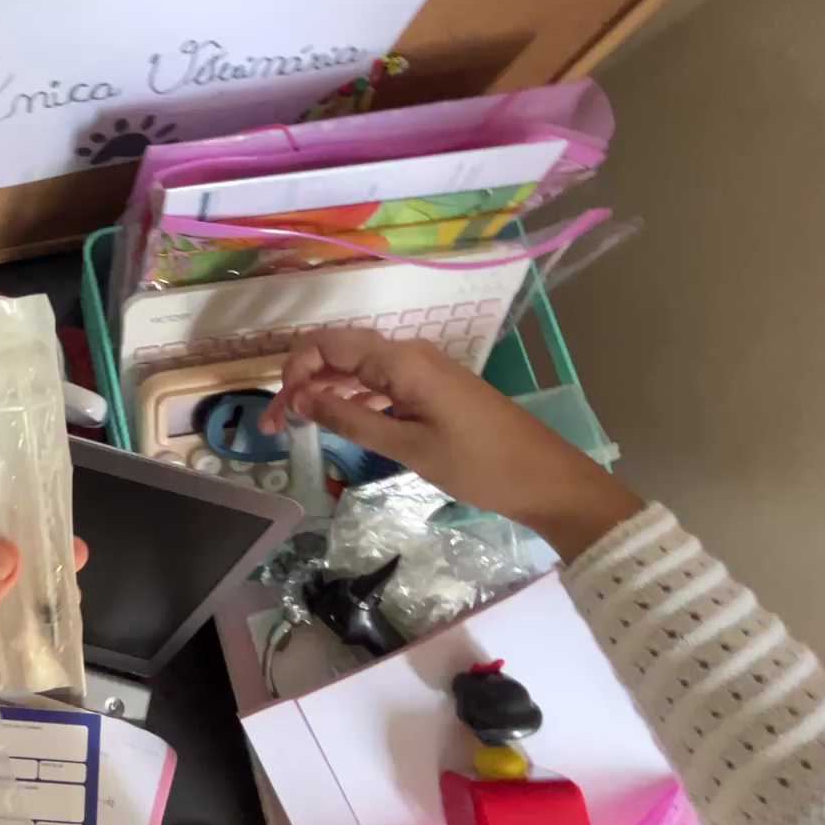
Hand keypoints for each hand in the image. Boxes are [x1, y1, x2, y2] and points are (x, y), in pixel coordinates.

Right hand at [259, 328, 643, 558]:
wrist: (548, 480)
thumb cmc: (479, 465)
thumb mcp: (407, 447)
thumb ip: (350, 419)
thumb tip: (300, 400)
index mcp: (401, 361)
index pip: (328, 345)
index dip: (295, 369)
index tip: (281, 408)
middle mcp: (406, 355)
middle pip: (336, 354)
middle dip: (300, 382)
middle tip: (275, 425)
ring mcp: (418, 370)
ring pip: (353, 369)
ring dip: (320, 392)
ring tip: (294, 427)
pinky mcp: (427, 387)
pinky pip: (375, 382)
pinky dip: (348, 399)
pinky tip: (334, 421)